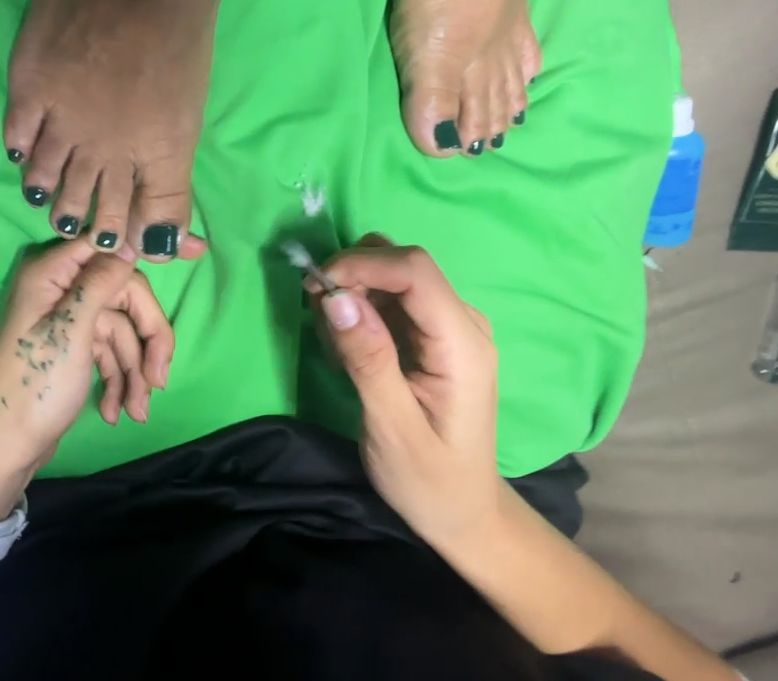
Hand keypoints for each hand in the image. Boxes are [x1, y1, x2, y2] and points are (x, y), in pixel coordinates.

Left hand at [0, 240, 172, 524]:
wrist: (2, 451)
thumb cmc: (32, 388)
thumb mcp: (70, 332)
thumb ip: (100, 283)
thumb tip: (130, 240)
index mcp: (52, 274)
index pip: (113, 250)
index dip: (150, 253)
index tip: (199, 252)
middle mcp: (60, 289)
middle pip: (126, 296)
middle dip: (147, 339)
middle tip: (159, 380)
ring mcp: (67, 321)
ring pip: (123, 331)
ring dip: (135, 371)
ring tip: (137, 412)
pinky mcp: (73, 349)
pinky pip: (110, 354)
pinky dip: (118, 381)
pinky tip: (115, 413)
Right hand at [308, 234, 501, 541]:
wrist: (462, 513)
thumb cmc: (429, 480)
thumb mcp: (391, 428)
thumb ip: (368, 359)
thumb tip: (336, 297)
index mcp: (462, 345)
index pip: (414, 270)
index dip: (360, 264)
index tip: (315, 289)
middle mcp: (462, 322)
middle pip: (401, 263)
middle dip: (351, 276)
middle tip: (316, 319)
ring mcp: (447, 324)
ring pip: (390, 273)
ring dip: (350, 292)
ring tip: (333, 345)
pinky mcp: (429, 332)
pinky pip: (388, 295)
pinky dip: (357, 307)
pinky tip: (346, 349)